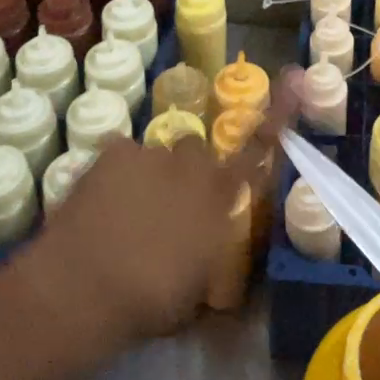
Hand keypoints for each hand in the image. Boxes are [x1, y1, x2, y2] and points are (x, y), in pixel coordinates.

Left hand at [27, 69, 301, 340]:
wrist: (85, 284)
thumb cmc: (149, 300)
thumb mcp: (193, 292)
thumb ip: (205, 261)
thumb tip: (207, 267)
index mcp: (220, 200)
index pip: (258, 152)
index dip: (278, 113)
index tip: (294, 78)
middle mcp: (193, 168)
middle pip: (197, 152)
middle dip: (187, 172)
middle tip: (166, 206)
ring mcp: (153, 154)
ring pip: (157, 154)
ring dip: (148, 175)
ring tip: (123, 211)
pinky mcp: (114, 151)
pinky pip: (121, 154)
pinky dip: (114, 172)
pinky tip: (98, 200)